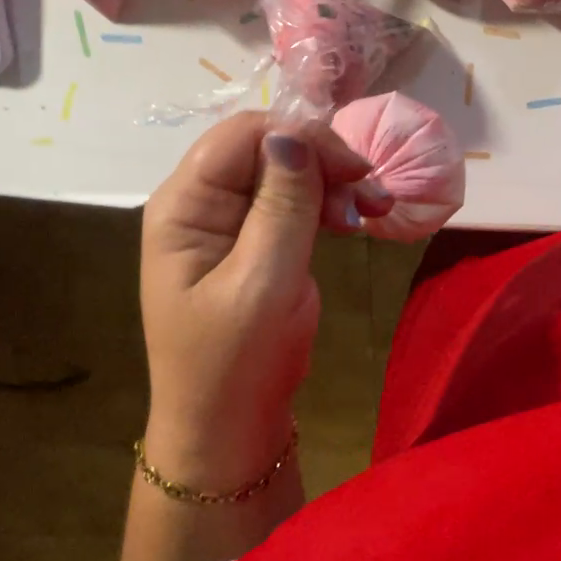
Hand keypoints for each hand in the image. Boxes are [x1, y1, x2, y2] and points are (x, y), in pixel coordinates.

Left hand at [139, 113, 392, 490]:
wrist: (230, 424)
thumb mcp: (264, 282)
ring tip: (375, 213)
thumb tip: (294, 136)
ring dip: (335, 186)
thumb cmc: (237, 359)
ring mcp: (234, 226)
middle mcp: (205, 205)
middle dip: (325, 163)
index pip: (244, 136)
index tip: (358, 172)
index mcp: (185, 206)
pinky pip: (296, 206)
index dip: (303, 140)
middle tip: (375, 200)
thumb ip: (283, 207)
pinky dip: (330, 207)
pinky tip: (357, 222)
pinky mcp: (261, 247)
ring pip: (289, 176)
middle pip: (268, 150)